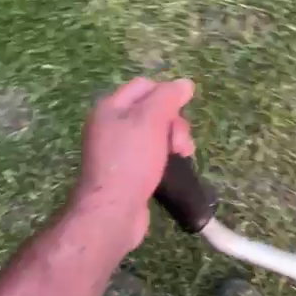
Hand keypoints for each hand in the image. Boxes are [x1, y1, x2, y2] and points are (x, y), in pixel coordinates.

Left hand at [65, 77, 195, 257]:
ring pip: (156, 134)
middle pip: (152, 110)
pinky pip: (152, 154)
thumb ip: (168, 97)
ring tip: (183, 156)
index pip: (144, 86)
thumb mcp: (151, 119)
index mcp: (110, 107)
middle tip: (180, 143)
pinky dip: (165, 158)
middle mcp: (111, 125)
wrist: (113, 212)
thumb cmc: (131, 159)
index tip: (182, 112)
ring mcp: (118, 150)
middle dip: (174, 122)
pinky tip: (173, 168)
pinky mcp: (127, 172)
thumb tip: (185, 84)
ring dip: (174, 141)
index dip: (167, 94)